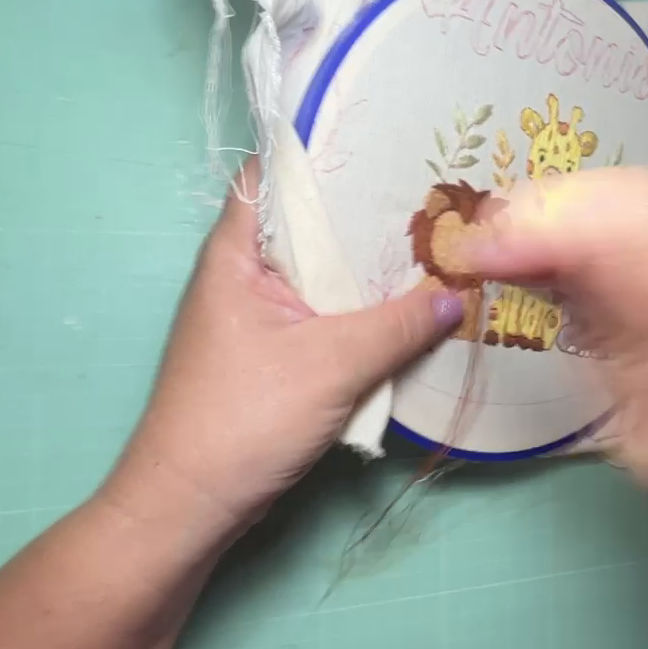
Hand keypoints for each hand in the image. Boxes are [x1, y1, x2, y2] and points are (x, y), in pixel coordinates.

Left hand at [102, 161, 464, 536]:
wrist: (191, 505)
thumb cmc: (244, 418)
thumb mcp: (331, 365)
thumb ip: (398, 326)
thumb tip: (456, 295)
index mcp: (237, 254)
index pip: (274, 176)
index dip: (325, 152)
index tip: (386, 143)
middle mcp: (245, 274)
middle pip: (309, 225)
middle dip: (366, 213)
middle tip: (431, 194)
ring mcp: (261, 314)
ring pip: (323, 273)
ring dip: (369, 266)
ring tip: (432, 242)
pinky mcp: (277, 351)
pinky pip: (328, 312)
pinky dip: (363, 307)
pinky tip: (409, 304)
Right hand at [471, 169, 647, 582]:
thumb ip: (608, 344)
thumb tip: (536, 262)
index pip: (632, 249)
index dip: (544, 234)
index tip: (478, 246)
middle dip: (559, 209)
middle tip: (494, 229)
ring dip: (589, 205)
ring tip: (529, 227)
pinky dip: (630, 209)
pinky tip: (590, 228)